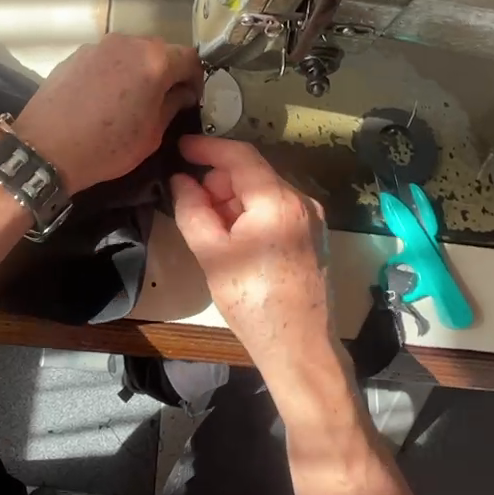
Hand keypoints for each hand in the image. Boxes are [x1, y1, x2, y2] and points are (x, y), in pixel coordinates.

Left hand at [14, 34, 202, 193]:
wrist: (46, 149)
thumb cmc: (106, 147)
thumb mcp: (151, 134)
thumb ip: (172, 105)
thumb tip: (181, 93)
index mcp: (154, 60)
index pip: (190, 58)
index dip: (196, 79)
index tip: (191, 98)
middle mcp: (127, 43)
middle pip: (159, 50)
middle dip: (166, 72)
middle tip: (163, 99)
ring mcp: (98, 46)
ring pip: (130, 53)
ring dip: (138, 71)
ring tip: (130, 100)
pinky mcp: (75, 55)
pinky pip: (106, 59)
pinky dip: (113, 73)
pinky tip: (103, 99)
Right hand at [169, 135, 337, 374]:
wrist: (298, 346)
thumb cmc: (252, 300)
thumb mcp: (212, 253)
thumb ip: (192, 210)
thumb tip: (181, 181)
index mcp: (278, 201)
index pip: (240, 156)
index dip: (207, 148)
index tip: (180, 148)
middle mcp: (302, 202)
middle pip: (254, 173)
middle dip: (218, 179)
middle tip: (190, 199)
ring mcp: (312, 220)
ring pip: (265, 192)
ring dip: (233, 198)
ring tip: (209, 224)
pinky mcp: (313, 237)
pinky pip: (276, 210)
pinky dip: (251, 213)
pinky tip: (232, 236)